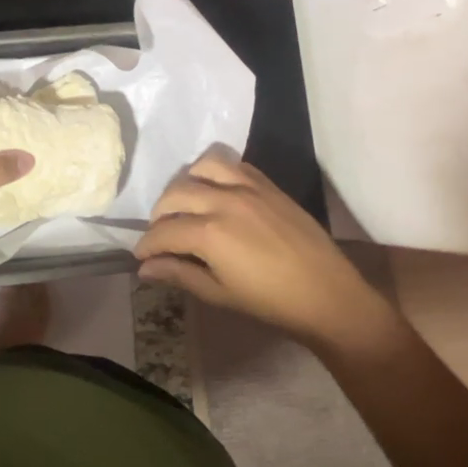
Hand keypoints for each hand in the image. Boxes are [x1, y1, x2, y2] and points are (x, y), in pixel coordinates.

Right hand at [135, 147, 378, 345]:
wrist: (326, 293)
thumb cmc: (271, 302)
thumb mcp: (219, 294)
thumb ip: (180, 274)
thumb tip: (145, 268)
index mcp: (209, 233)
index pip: (164, 231)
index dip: (147, 244)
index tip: (141, 255)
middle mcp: (223, 200)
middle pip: (175, 193)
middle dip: (160, 213)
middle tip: (160, 232)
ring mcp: (247, 187)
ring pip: (201, 167)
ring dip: (185, 183)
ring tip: (185, 202)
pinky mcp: (266, 183)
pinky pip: (232, 164)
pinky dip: (214, 171)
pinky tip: (214, 189)